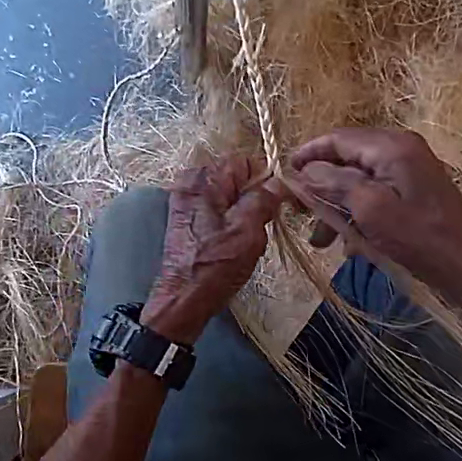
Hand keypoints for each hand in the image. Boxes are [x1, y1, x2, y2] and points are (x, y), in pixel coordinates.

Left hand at [143, 157, 281, 345]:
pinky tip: (233, 243)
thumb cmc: (215, 266)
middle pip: (235, 178)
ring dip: (243, 213)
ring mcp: (185, 203)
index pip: (244, 161)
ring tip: (246, 237)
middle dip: (253, 197)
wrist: (184, 299)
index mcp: (203, 180)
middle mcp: (190, 184)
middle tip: (260, 224)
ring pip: (228, 197)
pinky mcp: (186, 221)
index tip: (276, 203)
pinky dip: (229, 222)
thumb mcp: (247, 231)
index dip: (264, 179)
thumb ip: (263, 199)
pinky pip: (217, 211)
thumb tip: (277, 181)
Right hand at [286, 128, 461, 296]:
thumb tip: (302, 171)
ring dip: (335, 209)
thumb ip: (333, 184)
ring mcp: (408, 172)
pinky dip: (356, 216)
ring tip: (322, 240)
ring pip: (356, 182)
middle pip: (345, 160)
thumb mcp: (369, 208)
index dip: (306, 155)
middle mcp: (399, 150)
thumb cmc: (419, 237)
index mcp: (390, 146)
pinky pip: (372, 197)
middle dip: (319, 188)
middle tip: (300, 215)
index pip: (337, 139)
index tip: (283, 177)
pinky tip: (350, 245)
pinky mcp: (412, 193)